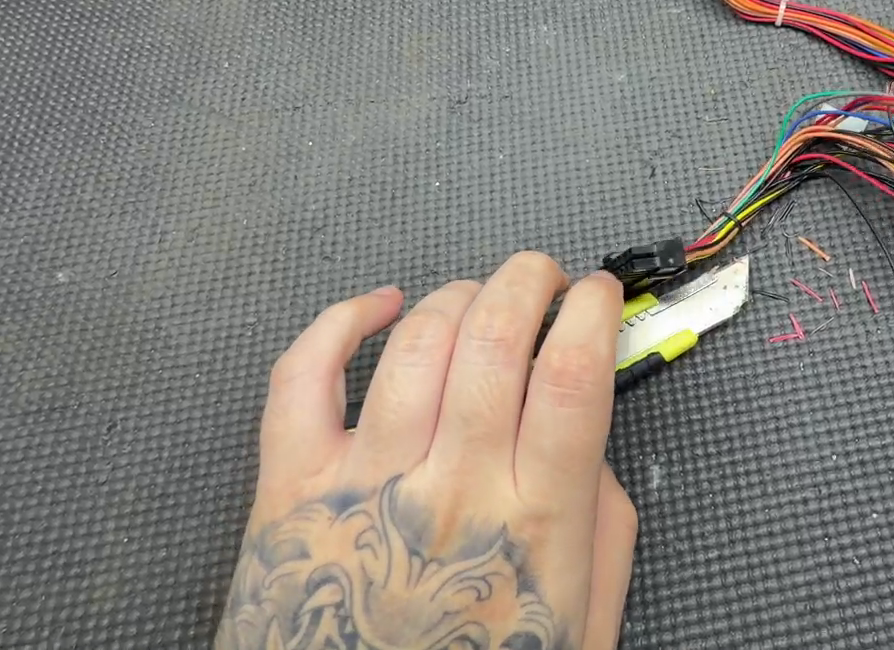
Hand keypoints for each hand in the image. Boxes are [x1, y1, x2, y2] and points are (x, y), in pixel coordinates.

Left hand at [216, 252, 636, 649]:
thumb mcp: (586, 619)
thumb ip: (604, 517)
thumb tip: (586, 433)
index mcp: (535, 520)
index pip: (575, 370)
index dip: (593, 308)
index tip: (596, 294)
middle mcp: (452, 489)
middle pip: (496, 334)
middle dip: (530, 277)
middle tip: (543, 278)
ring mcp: (365, 484)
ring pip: (416, 339)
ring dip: (459, 293)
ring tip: (480, 297)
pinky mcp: (289, 492)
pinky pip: (299, 378)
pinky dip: (340, 321)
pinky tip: (380, 305)